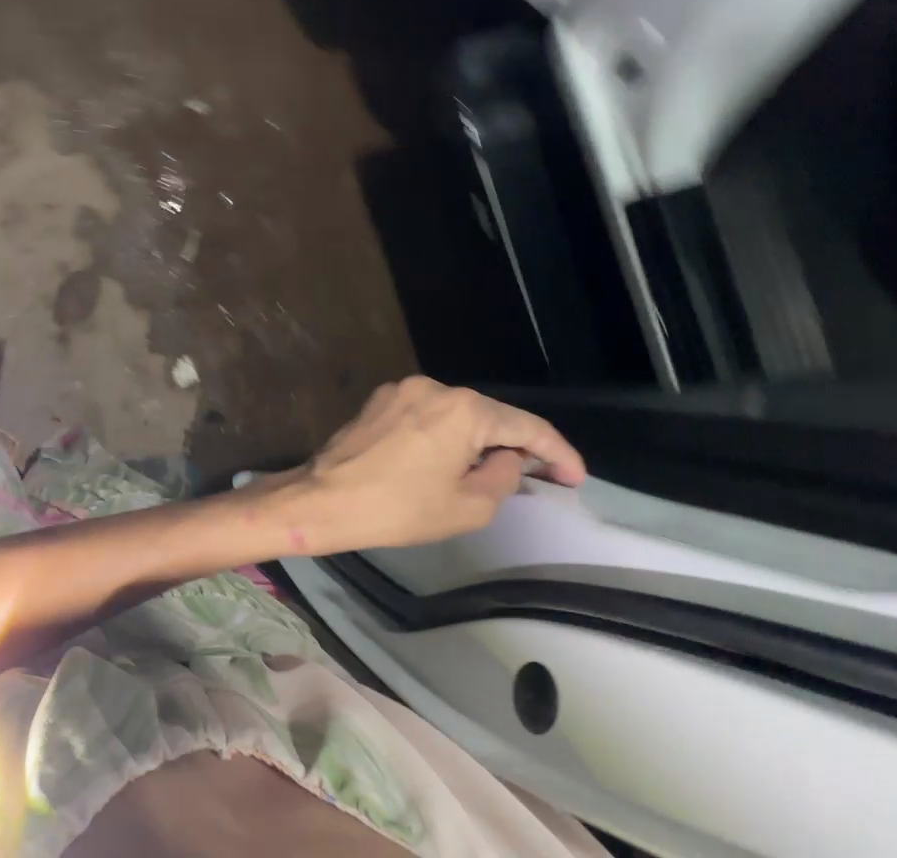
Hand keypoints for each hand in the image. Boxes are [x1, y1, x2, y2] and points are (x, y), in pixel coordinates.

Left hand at [271, 377, 585, 554]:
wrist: (321, 500)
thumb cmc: (398, 508)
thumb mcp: (469, 505)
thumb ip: (503, 476)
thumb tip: (508, 459)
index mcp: (463, 408)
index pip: (527, 426)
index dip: (558, 453)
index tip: (574, 478)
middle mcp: (433, 388)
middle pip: (490, 415)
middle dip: (516, 445)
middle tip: (539, 477)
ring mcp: (400, 391)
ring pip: (456, 414)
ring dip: (478, 440)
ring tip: (491, 473)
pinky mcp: (376, 403)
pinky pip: (426, 416)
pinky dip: (445, 435)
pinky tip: (448, 461)